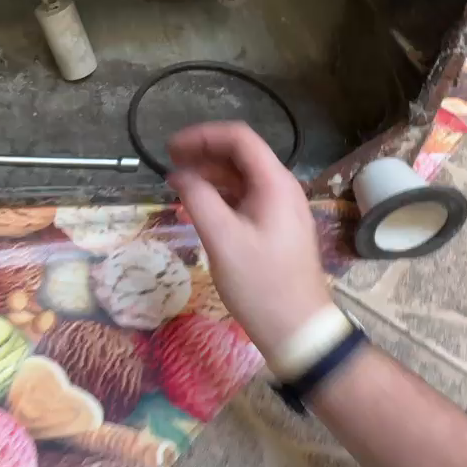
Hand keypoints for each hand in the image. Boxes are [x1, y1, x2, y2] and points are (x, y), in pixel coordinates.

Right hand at [167, 121, 333, 350]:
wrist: (298, 329)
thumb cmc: (260, 284)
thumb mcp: (222, 239)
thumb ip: (197, 199)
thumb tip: (179, 175)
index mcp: (274, 184)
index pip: (239, 139)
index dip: (202, 136)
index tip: (171, 148)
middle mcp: (281, 188)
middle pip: (240, 155)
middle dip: (203, 153)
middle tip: (169, 162)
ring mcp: (280, 208)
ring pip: (241, 177)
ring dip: (209, 174)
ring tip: (177, 184)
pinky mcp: (275, 226)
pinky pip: (245, 197)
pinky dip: (219, 195)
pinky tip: (197, 207)